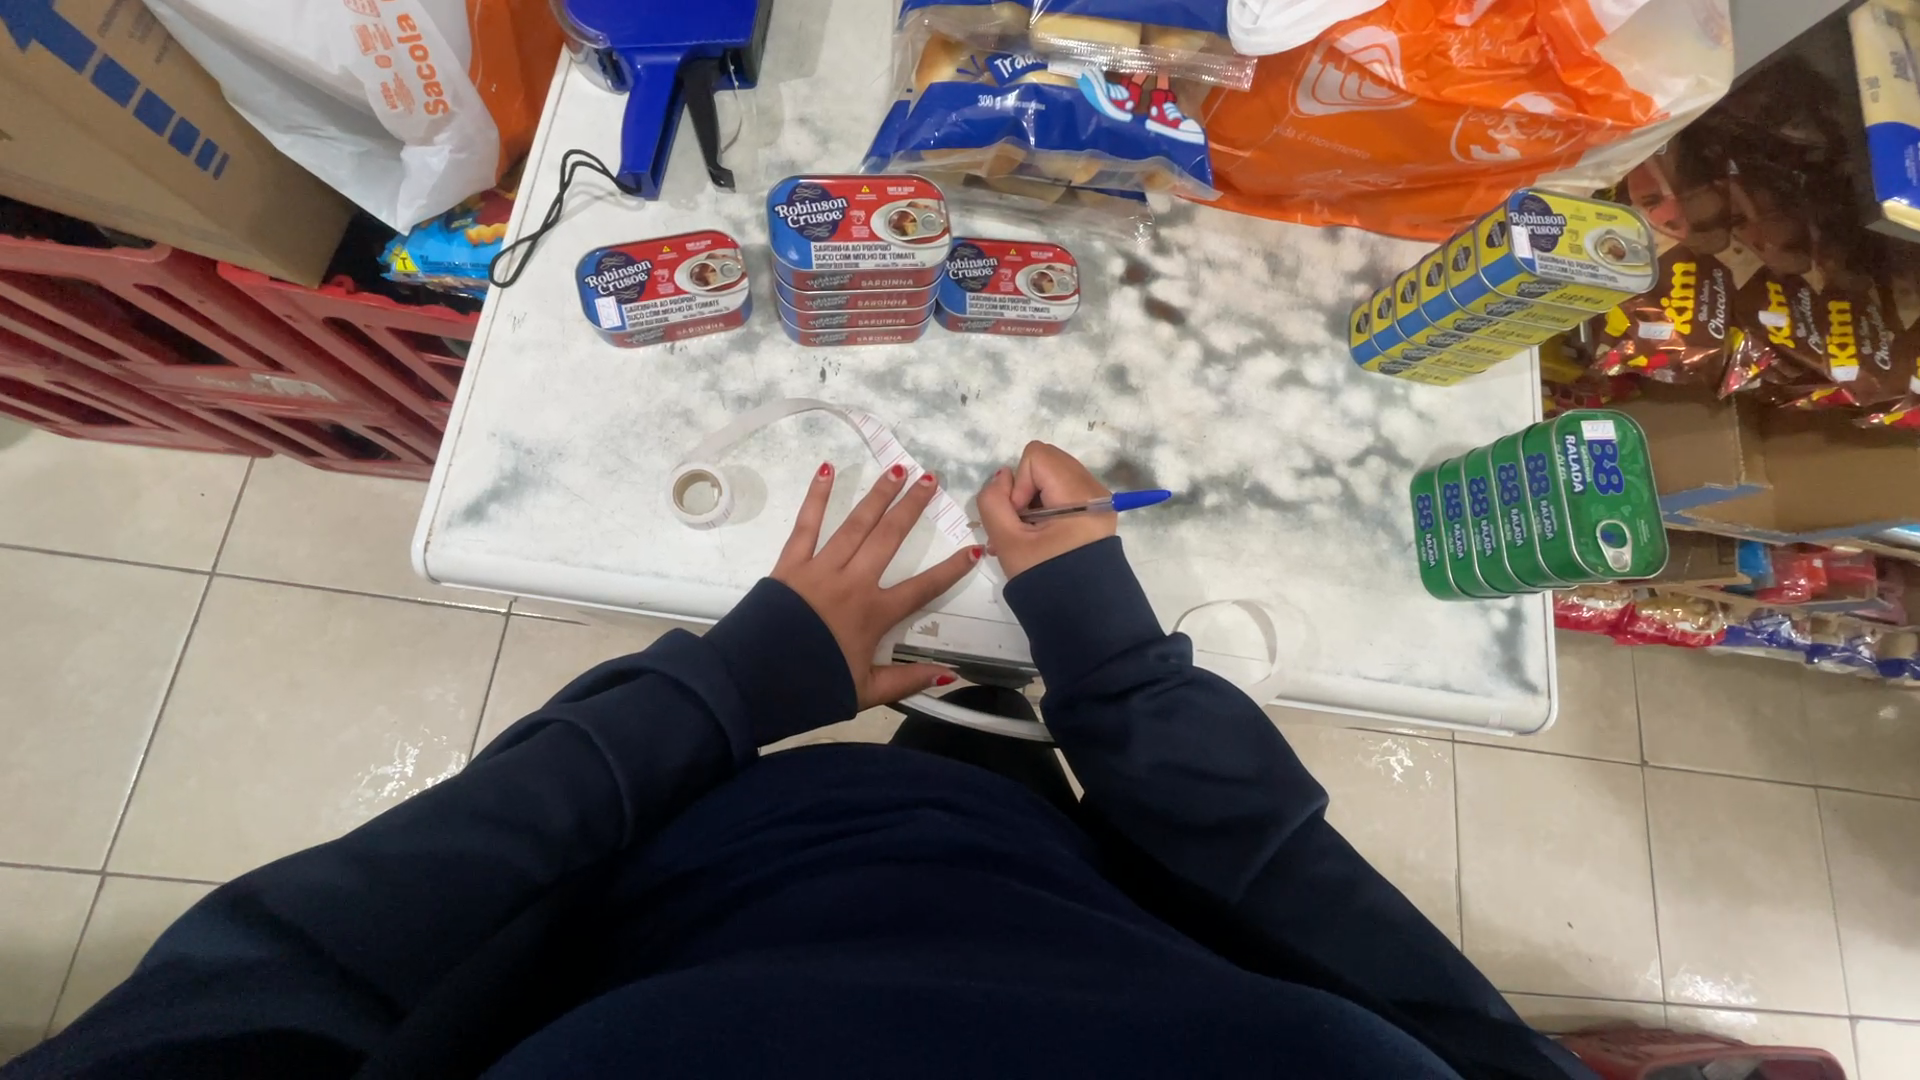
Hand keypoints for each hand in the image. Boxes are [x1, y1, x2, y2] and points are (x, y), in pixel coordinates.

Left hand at [773, 462, 982, 708]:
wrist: (751, 683)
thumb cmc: (810, 688)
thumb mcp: (864, 692)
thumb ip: (906, 680)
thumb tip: (947, 674)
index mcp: (874, 614)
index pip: (923, 587)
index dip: (951, 569)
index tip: (974, 547)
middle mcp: (853, 582)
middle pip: (890, 538)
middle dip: (913, 507)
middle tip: (931, 479)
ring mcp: (820, 568)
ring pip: (856, 524)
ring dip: (878, 495)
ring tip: (898, 469)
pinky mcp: (790, 564)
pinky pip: (807, 525)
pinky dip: (817, 496)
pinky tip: (827, 469)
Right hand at [975, 441, 1114, 578]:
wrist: (1080, 615)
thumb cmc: (1044, 579)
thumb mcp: (1007, 541)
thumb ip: (993, 501)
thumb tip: (1002, 476)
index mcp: (1080, 495)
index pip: (1037, 456)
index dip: (1019, 483)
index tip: (1020, 517)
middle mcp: (1095, 490)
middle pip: (1048, 461)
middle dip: (1026, 487)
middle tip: (1022, 523)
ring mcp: (1099, 499)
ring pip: (1054, 474)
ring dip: (1034, 497)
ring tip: (1029, 531)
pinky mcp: (1096, 510)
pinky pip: (1064, 489)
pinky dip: (1047, 504)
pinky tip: (1041, 532)